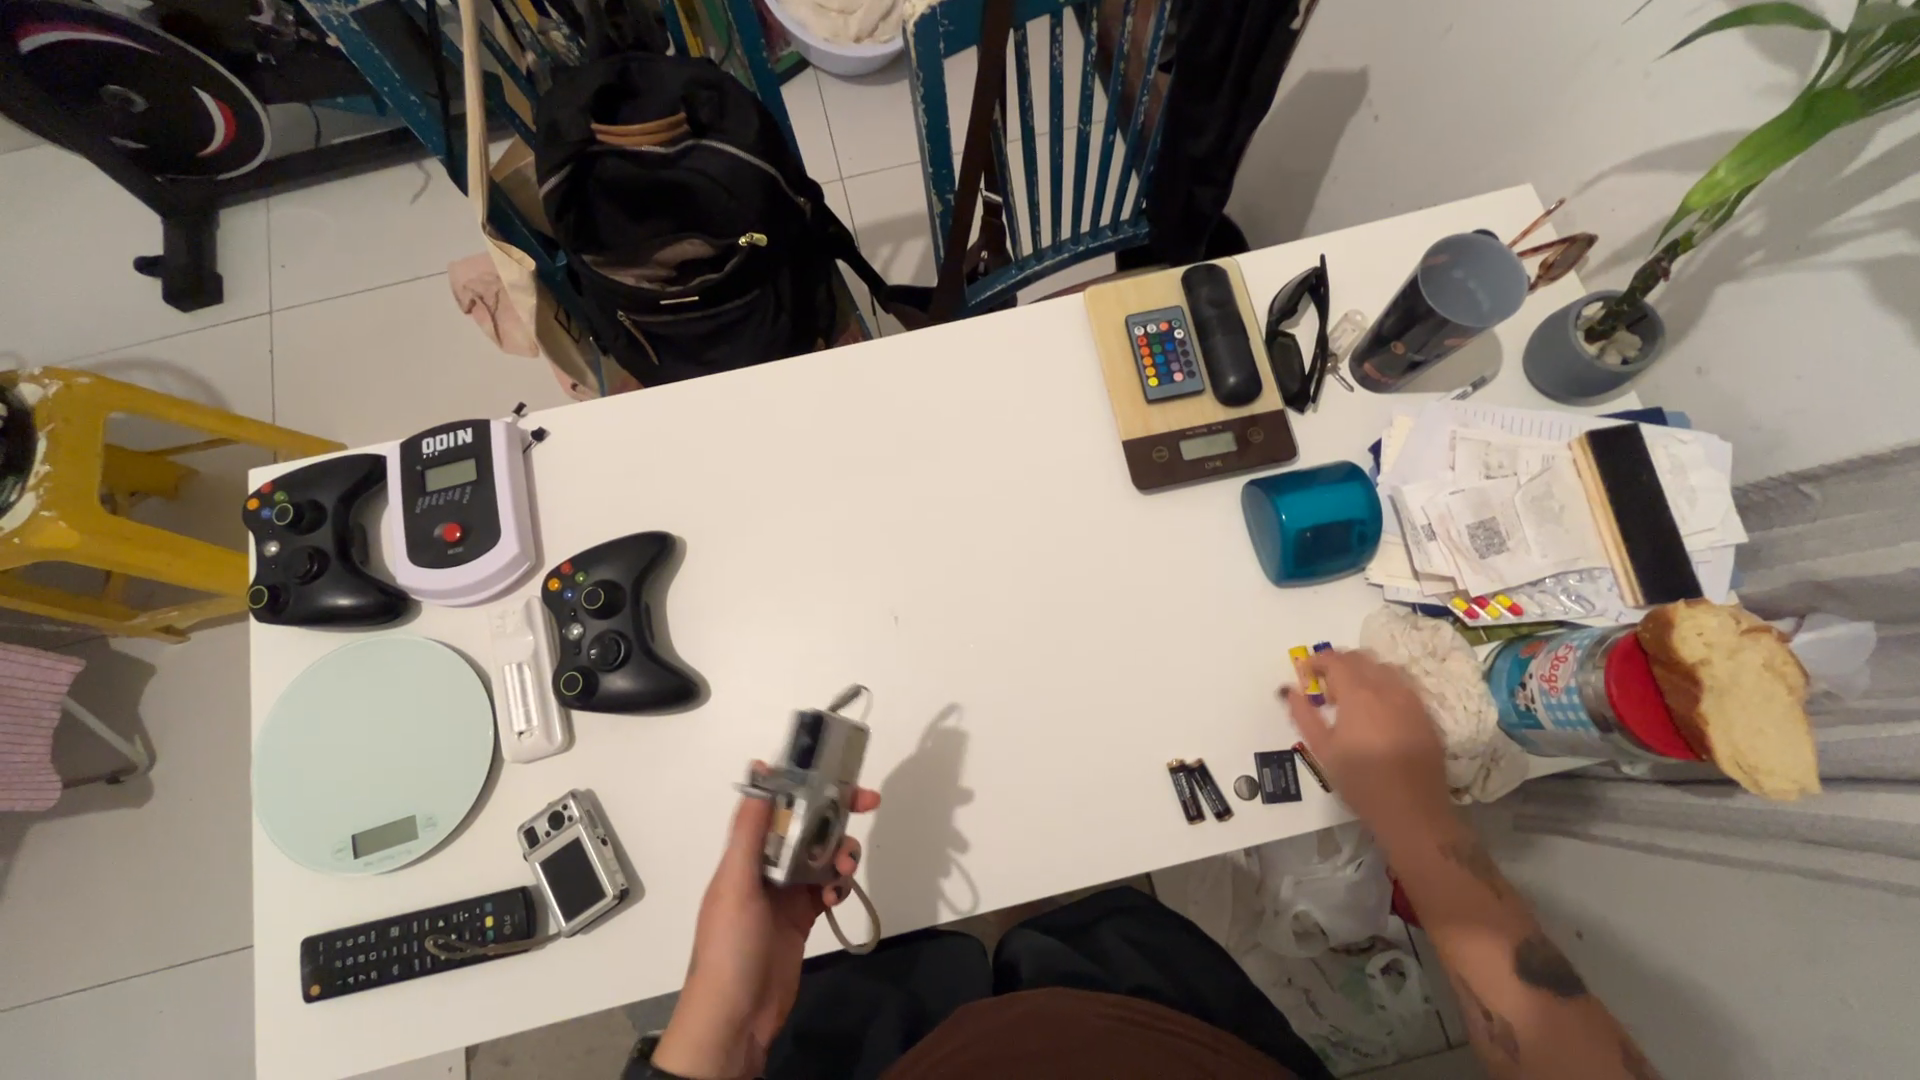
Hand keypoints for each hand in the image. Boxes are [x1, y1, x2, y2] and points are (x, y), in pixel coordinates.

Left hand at [653, 769, 879, 1079]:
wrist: (736, 1017)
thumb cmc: (730, 945)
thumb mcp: (736, 883)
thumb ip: (750, 829)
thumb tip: (759, 770)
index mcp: (746, 852)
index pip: (780, 804)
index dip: (808, 784)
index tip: (838, 773)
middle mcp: (766, 866)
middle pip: (808, 826)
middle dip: (837, 814)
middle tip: (871, 803)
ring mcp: (786, 893)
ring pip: (823, 855)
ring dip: (841, 853)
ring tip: (846, 869)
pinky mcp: (802, 916)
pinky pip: (828, 887)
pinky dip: (837, 886)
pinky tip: (834, 899)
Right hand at [1282, 648, 1450, 840]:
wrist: (1412, 811)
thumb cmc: (1360, 781)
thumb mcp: (1321, 749)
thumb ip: (1303, 714)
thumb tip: (1290, 690)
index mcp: (1358, 694)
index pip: (1335, 660)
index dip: (1317, 660)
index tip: (1305, 671)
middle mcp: (1387, 689)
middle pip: (1362, 658)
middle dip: (1340, 663)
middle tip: (1325, 684)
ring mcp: (1412, 701)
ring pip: (1386, 668)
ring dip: (1365, 670)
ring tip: (1353, 694)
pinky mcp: (1426, 716)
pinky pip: (1404, 686)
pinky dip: (1386, 685)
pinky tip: (1378, 710)